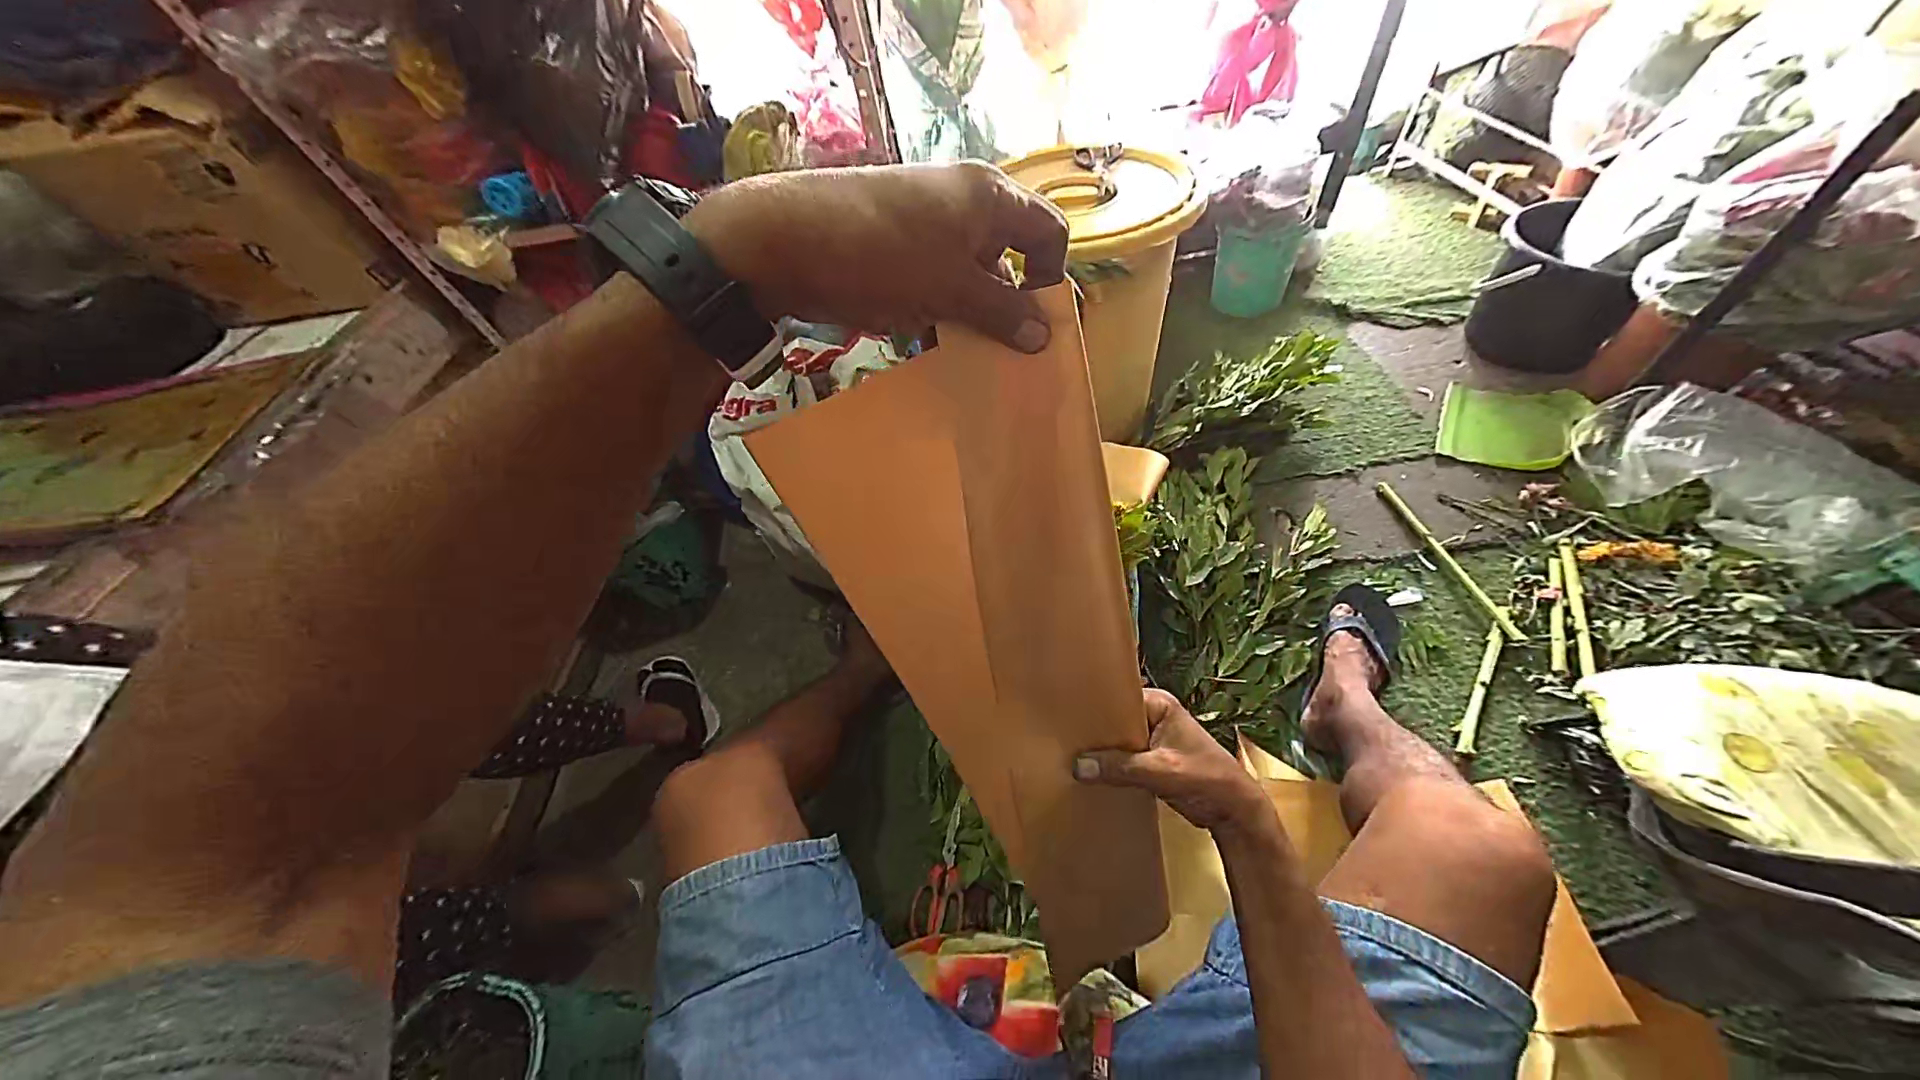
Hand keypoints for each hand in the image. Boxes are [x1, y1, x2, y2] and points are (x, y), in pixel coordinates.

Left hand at [685, 162, 1068, 352]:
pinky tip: (934, 343)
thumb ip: (1002, 310)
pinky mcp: (897, 252)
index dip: (1052, 276)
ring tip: (969, 354)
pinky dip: (941, 313)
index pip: (1049, 232)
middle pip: (1009, 256)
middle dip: (1011, 304)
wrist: (785, 242)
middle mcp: (964, 205)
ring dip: (974, 315)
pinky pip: (936, 284)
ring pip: (970, 276)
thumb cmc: (883, 256)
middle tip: (1007, 350)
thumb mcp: (951, 288)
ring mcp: (927, 228)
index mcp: (990, 198)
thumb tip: (1044, 334)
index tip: (1039, 322)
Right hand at [1073, 689, 1271, 834]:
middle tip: (1062, 735)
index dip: (1094, 705)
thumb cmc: (1205, 779)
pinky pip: (1122, 756)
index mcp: (1160, 704)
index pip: (1118, 696)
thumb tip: (1078, 766)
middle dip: (1095, 730)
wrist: (1234, 811)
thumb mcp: (1161, 771)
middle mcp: (1154, 715)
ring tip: (1069, 751)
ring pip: (1117, 739)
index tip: (1066, 712)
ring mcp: (1152, 738)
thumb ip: (1120, 767)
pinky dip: (1110, 764)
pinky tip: (1088, 770)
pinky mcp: (1150, 759)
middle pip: (1115, 718)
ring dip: (1101, 750)